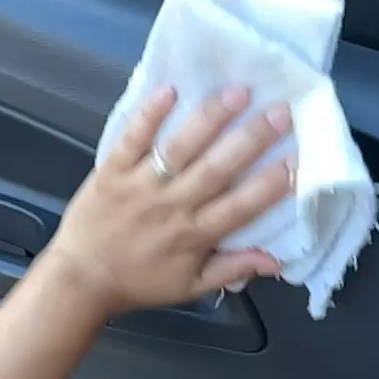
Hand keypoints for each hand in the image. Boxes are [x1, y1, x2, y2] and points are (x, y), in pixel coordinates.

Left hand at [41, 85, 293, 317]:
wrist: (81, 279)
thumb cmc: (138, 282)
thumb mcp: (189, 287)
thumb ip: (232, 270)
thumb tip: (276, 261)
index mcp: (193, 236)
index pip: (239, 208)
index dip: (269, 186)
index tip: (297, 160)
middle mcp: (171, 207)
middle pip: (216, 170)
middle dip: (251, 140)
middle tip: (280, 111)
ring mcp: (140, 186)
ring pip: (179, 149)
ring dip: (209, 119)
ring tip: (237, 93)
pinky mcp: (111, 172)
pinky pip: (132, 140)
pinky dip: (149, 116)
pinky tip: (169, 91)